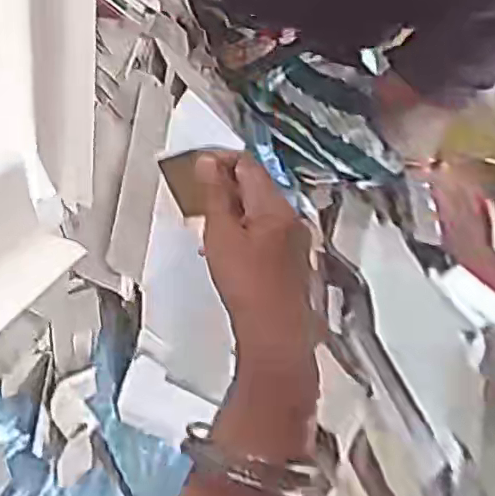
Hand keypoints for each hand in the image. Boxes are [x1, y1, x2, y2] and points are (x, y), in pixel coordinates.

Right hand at [196, 152, 319, 383]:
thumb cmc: (248, 286)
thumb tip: (209, 164)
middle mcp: (291, 219)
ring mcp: (295, 240)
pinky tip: (228, 242)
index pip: (247, 164)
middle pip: (256, 183)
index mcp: (275, 207)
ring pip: (260, 206)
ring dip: (234, 204)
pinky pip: (266, 227)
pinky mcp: (292, 259)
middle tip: (199, 189)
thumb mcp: (220, 232)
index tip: (199, 164)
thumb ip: (214, 193)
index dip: (220, 159)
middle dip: (226, 181)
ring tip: (209, 217)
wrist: (274, 336)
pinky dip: (245, 224)